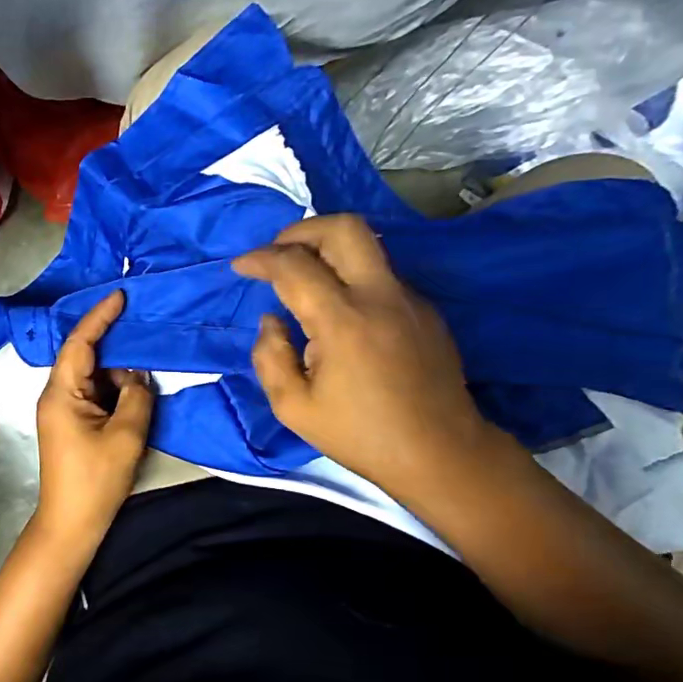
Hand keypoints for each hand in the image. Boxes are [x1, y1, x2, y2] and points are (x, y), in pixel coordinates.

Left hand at [33, 290, 154, 535]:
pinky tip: (137, 393)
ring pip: (93, 377)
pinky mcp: (72, 424)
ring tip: (148, 373)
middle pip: (85, 357)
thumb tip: (138, 377)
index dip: (99, 317)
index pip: (79, 342)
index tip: (121, 296)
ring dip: (118, 374)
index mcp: (61, 392)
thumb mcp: (125, 436)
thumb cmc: (95, 480)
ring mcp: (62, 410)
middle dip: (115, 346)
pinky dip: (115, 391)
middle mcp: (56, 395)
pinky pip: (94, 395)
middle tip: (146, 333)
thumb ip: (136, 397)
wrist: (71, 523)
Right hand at [231, 215, 511, 497]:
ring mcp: (409, 299)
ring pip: (366, 247)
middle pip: (343, 228)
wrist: (441, 453)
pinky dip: (350, 279)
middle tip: (277, 253)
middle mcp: (380, 296)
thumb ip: (270, 356)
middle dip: (301, 231)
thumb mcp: (293, 407)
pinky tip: (338, 314)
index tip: (241, 266)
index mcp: (343, 321)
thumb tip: (272, 321)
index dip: (260, 259)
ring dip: (327, 251)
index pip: (294, 265)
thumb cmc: (360, 435)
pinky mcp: (425, 310)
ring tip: (303, 280)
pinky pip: (380, 277)